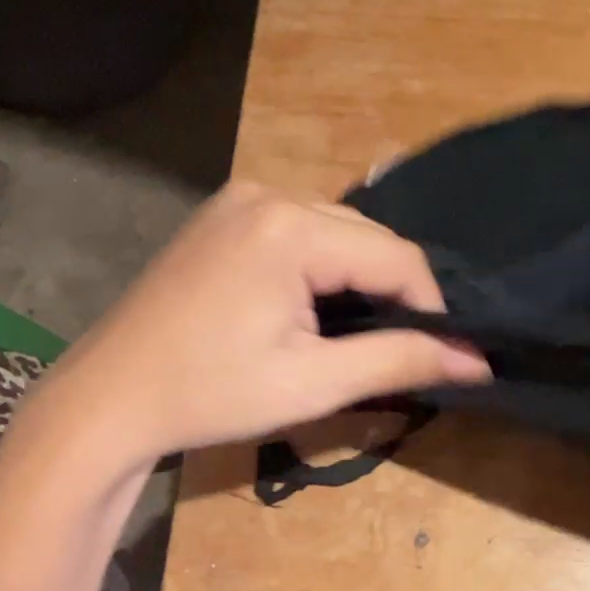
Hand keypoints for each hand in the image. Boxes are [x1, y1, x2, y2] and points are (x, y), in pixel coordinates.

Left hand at [27, 182, 490, 466]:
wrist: (111, 398)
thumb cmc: (212, 395)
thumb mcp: (314, 384)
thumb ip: (400, 361)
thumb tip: (478, 360)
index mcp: (290, 227)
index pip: (396, 256)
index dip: (432, 307)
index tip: (443, 355)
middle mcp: (266, 192)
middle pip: (367, 237)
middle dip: (395, 293)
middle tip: (402, 350)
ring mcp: (237, 200)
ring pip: (336, 233)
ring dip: (360, 280)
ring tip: (362, 335)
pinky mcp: (221, 217)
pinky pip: (299, 233)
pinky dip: (323, 269)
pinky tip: (317, 311)